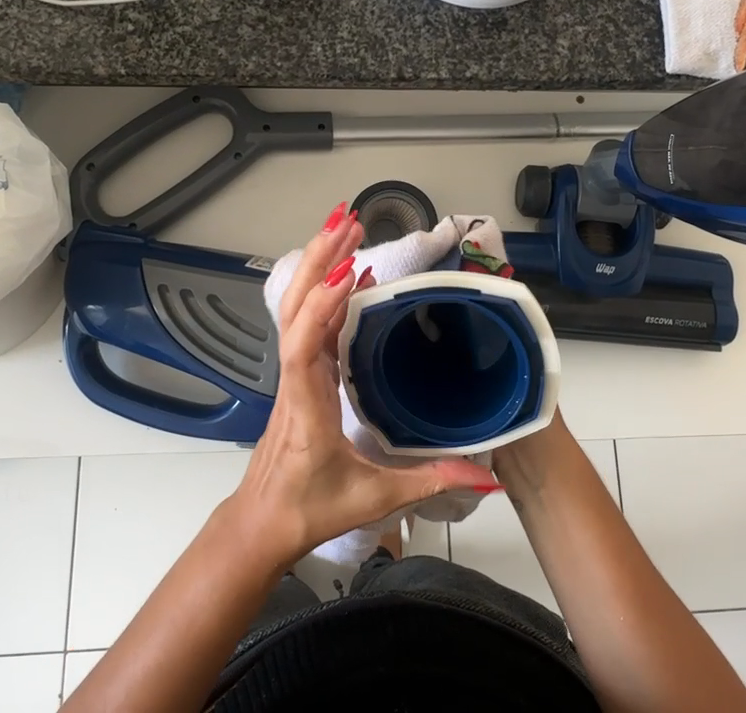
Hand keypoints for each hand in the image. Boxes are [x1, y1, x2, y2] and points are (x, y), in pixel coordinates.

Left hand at [225, 203, 500, 567]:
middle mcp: (294, 381)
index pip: (302, 348)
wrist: (261, 523)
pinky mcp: (301, 376)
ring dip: (318, 266)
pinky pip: (310, 324)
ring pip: (298, 310)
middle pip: (295, 310)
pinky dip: (327, 293)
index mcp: (306, 408)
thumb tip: (484, 476)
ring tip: (345, 229)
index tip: (345, 271)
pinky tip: (349, 273)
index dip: (321, 307)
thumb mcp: (373, 500)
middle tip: (347, 222)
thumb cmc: (307, 510)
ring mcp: (294, 376)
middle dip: (318, 260)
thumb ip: (430, 483)